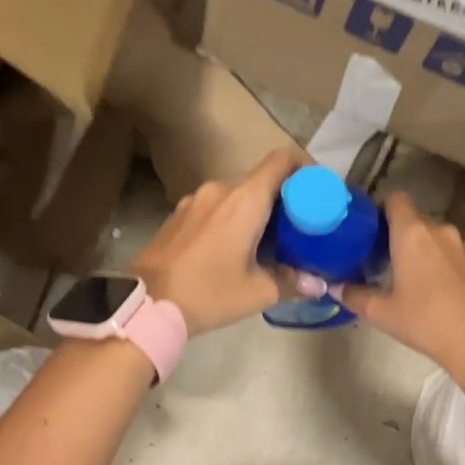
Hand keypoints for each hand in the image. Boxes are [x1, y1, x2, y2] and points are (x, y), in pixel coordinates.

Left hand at [133, 149, 303, 333]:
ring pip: (238, 193)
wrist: (145, 304)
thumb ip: (291, 282)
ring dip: (258, 210)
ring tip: (271, 240)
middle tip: (302, 226)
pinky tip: (237, 248)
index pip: (283, 160)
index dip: (306, 168)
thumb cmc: (207, 293)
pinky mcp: (180, 215)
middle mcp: (220, 189)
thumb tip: (318, 284)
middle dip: (285, 197)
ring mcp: (196, 200)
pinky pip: (217, 206)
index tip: (319, 192)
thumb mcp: (257, 292)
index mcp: (245, 199)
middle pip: (262, 178)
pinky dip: (234, 218)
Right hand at [338, 192, 464, 370]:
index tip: (371, 232)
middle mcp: (441, 231)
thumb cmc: (425, 321)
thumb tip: (334, 287)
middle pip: (416, 221)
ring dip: (425, 252)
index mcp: (413, 233)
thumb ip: (355, 295)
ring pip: (438, 239)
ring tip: (414, 280)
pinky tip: (441, 294)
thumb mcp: (382, 312)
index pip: (396, 199)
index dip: (382, 210)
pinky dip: (445, 267)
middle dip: (400, 237)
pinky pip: (456, 257)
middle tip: (385, 263)